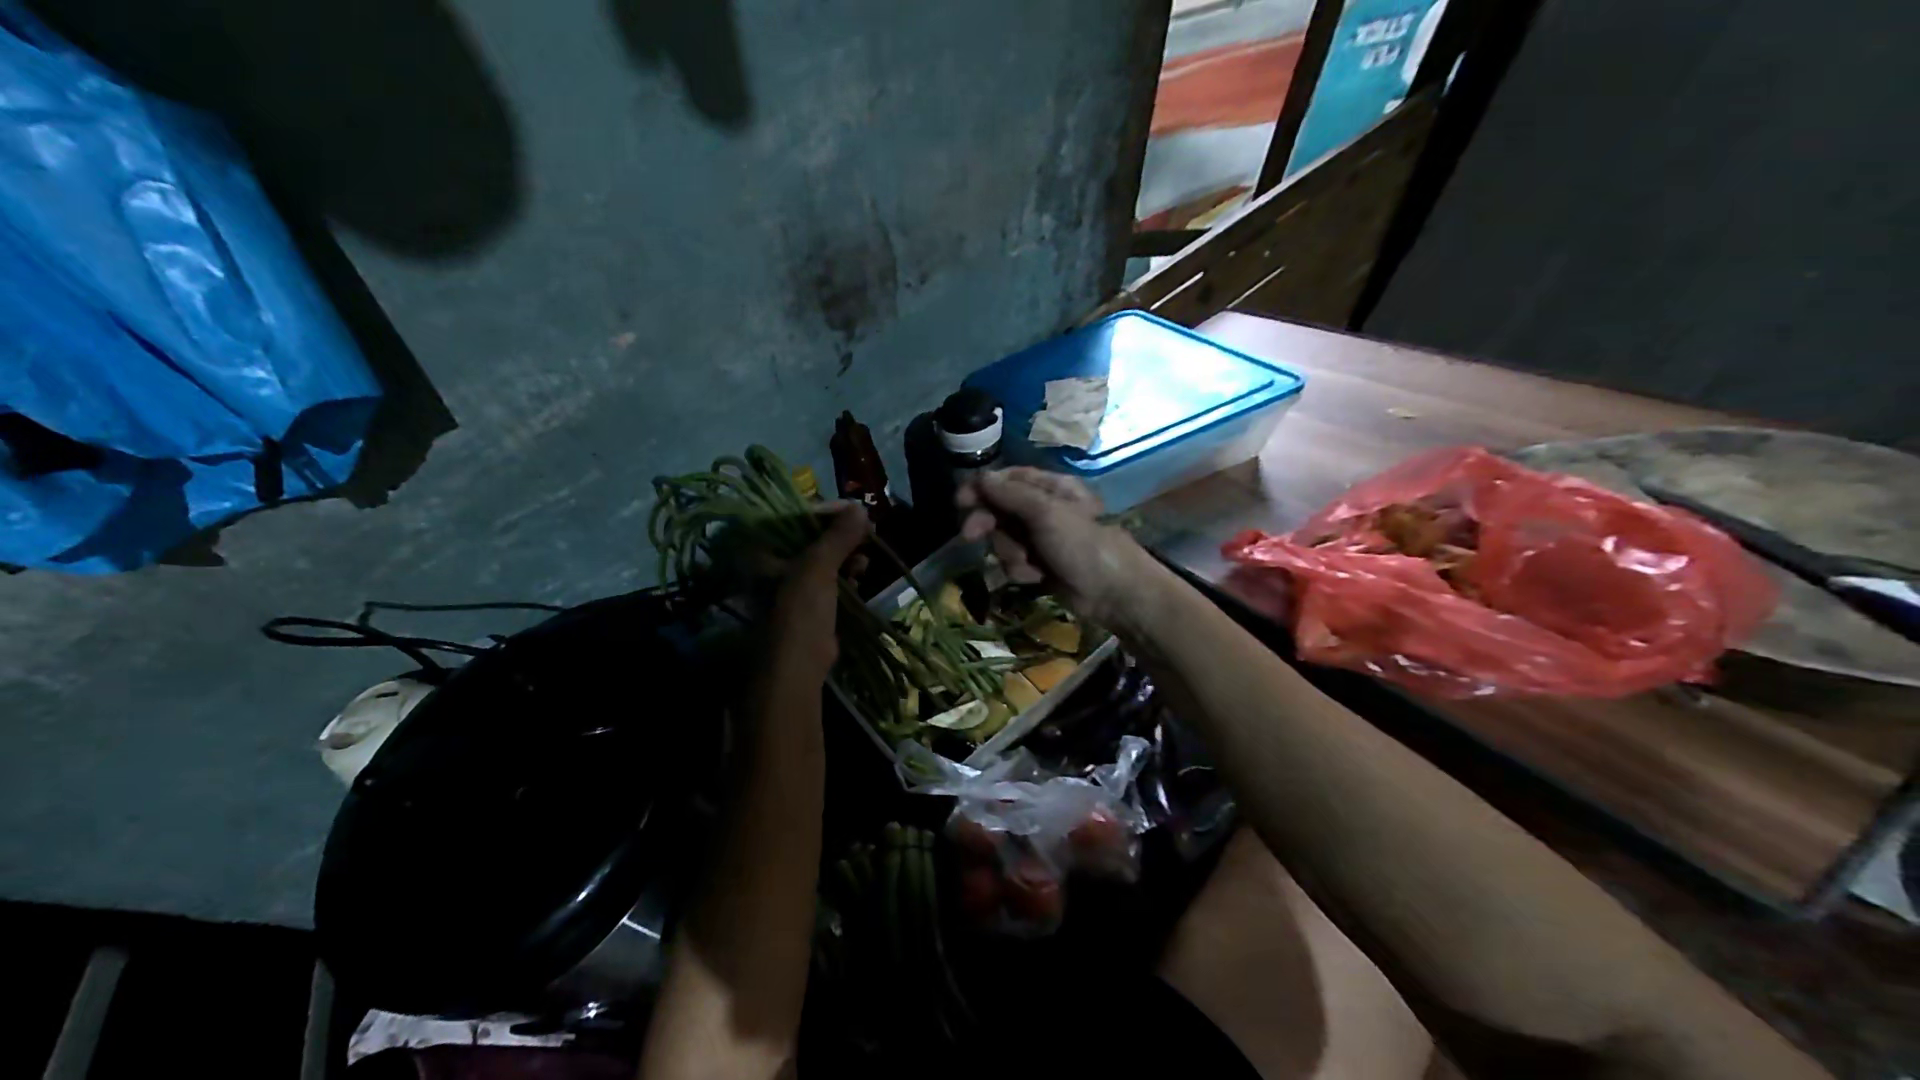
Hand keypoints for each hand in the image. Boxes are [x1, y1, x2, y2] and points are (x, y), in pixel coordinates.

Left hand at [767, 503, 869, 685]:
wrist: (799, 665)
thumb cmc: (800, 609)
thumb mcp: (818, 565)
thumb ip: (839, 535)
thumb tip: (861, 507)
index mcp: (763, 550)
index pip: (795, 516)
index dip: (827, 512)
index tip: (856, 510)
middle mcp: (771, 563)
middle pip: (811, 536)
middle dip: (841, 534)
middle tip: (867, 531)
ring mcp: (789, 585)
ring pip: (824, 558)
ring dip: (847, 555)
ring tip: (865, 558)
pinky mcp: (807, 604)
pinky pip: (829, 579)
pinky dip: (845, 574)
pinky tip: (860, 574)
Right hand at [956, 468, 1146, 625]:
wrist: (1111, 592)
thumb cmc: (1081, 544)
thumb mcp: (1045, 512)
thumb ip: (1010, 494)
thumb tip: (981, 477)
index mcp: (1050, 487)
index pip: (1007, 480)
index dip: (982, 488)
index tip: (960, 501)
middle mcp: (1043, 509)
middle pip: (999, 510)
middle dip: (988, 524)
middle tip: (972, 536)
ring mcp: (1041, 538)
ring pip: (1003, 539)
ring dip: (1009, 553)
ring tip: (1028, 564)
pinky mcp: (1040, 564)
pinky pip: (1013, 562)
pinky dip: (1020, 570)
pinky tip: (1035, 578)